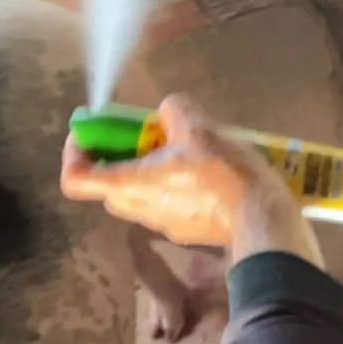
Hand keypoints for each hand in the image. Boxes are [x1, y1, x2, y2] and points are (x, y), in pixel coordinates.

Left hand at [60, 95, 322, 266]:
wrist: (266, 221)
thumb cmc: (226, 175)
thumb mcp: (201, 128)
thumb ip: (174, 111)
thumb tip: (167, 112)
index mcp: (130, 185)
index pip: (75, 178)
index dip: (77, 152)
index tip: (99, 134)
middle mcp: (140, 210)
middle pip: (109, 185)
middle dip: (120, 159)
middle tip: (148, 140)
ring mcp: (166, 225)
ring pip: (142, 196)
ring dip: (151, 174)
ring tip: (186, 156)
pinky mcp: (191, 232)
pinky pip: (171, 207)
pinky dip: (177, 190)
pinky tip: (210, 178)